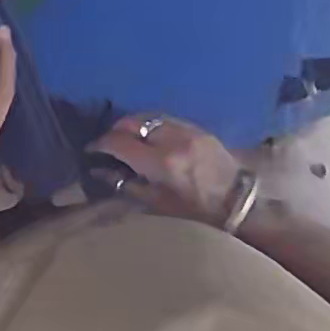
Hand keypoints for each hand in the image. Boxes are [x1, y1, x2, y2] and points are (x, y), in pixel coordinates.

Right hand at [89, 113, 243, 226]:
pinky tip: (149, 136)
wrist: (238, 206)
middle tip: (108, 143)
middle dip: (116, 130)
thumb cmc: (194, 213)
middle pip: (133, 122)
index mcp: (161, 163)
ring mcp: (188, 131)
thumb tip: (99, 170)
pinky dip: (153, 125)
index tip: (91, 150)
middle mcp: (173, 141)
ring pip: (150, 117)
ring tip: (127, 137)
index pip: (120, 143)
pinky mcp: (199, 129)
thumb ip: (125, 184)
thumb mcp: (156, 204)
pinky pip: (167, 119)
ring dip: (134, 124)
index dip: (101, 144)